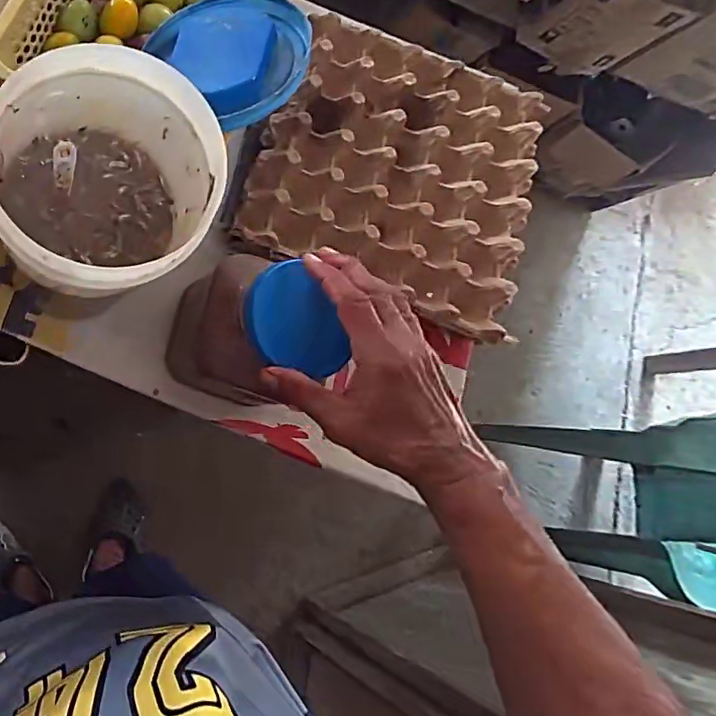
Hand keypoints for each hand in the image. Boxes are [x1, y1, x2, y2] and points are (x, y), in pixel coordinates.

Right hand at [260, 250, 500, 491]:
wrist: (447, 460)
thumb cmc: (394, 442)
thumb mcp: (340, 421)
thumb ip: (302, 393)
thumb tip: (268, 373)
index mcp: (380, 353)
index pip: (352, 302)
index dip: (329, 278)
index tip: (309, 261)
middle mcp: (403, 341)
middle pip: (376, 290)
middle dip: (348, 267)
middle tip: (323, 255)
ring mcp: (419, 345)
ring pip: (394, 298)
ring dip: (368, 277)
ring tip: (345, 269)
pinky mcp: (427, 353)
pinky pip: (404, 311)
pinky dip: (384, 294)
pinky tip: (374, 300)